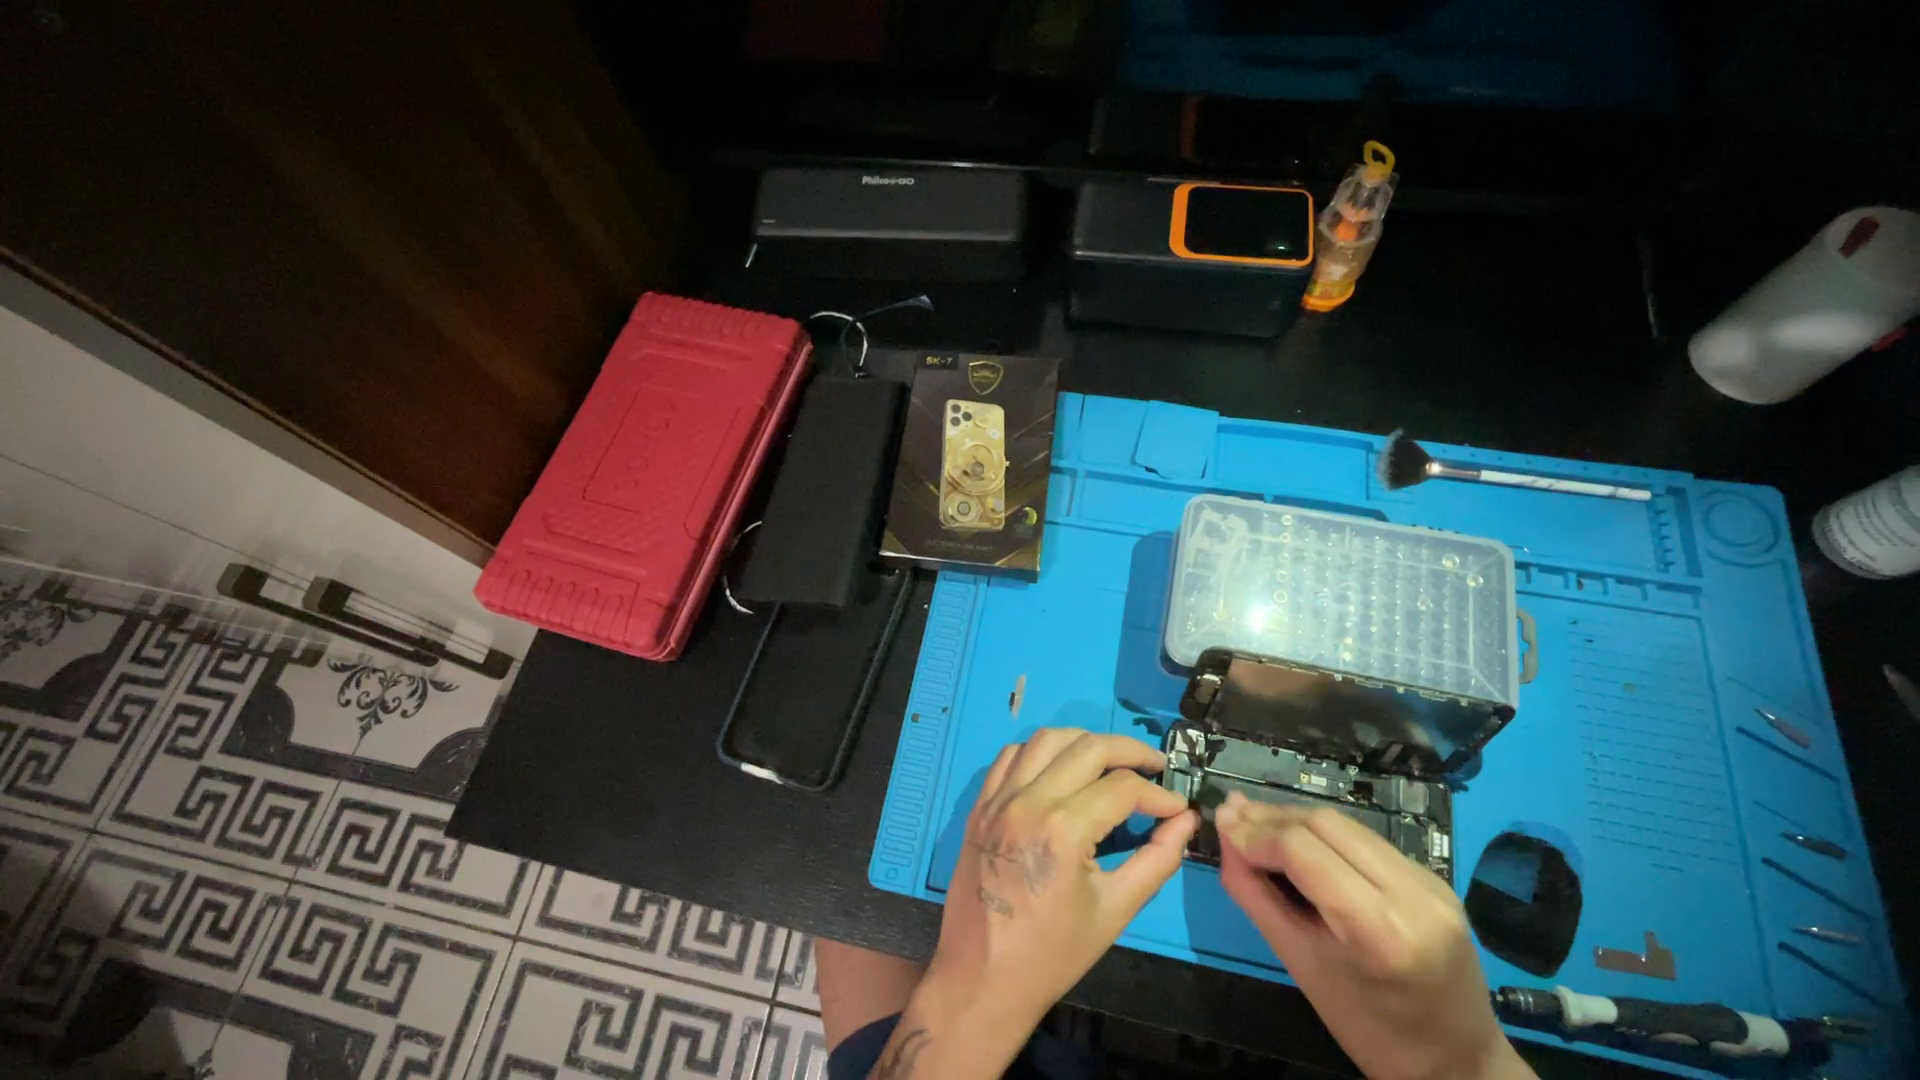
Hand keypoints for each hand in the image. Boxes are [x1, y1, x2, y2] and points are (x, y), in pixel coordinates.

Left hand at [878, 729, 1197, 1079]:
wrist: (982, 977)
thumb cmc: (1052, 953)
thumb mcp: (1115, 910)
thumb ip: (1157, 860)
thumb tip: (1185, 821)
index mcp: (1063, 829)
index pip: (1122, 787)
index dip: (1159, 795)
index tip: (1177, 809)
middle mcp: (1028, 801)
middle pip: (1087, 747)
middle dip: (1129, 750)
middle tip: (1154, 767)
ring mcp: (998, 800)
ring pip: (1046, 739)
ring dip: (1084, 742)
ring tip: (1111, 761)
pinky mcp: (980, 806)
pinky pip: (1011, 757)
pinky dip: (1040, 752)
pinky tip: (1061, 769)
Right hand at [1216, 793, 1534, 1079]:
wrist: (1453, 1058)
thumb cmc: (1367, 1027)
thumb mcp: (1300, 964)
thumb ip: (1256, 896)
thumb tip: (1225, 838)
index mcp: (1381, 929)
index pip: (1304, 850)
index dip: (1256, 833)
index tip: (1220, 826)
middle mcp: (1413, 893)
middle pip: (1326, 825)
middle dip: (1272, 818)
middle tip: (1231, 819)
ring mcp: (1429, 882)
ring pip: (1347, 825)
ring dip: (1296, 821)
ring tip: (1256, 826)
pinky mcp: (1434, 878)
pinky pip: (1367, 841)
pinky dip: (1325, 836)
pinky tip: (1299, 844)